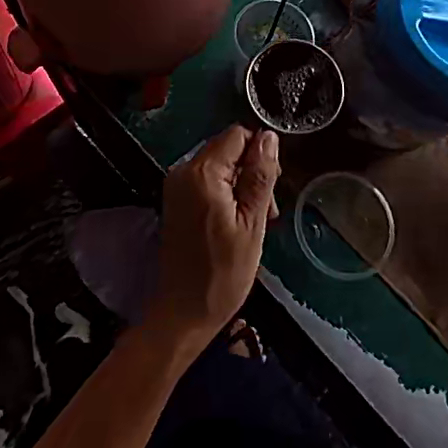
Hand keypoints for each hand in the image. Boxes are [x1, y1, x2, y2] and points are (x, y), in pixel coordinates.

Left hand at [147, 126, 279, 343]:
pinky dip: (226, 193)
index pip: (238, 135)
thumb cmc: (223, 272)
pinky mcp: (176, 200)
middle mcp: (183, 171)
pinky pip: (207, 180)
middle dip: (251, 170)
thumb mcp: (253, 223)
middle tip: (266, 210)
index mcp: (202, 173)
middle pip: (228, 148)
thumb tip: (269, 137)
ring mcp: (176, 186)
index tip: (271, 186)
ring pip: (220, 164)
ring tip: (254, 220)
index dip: (261, 154)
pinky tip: (236, 222)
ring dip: (241, 184)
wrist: (184, 312)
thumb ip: (260, 176)